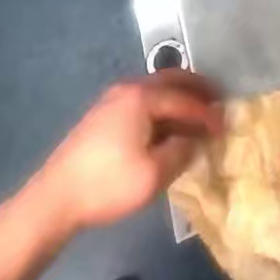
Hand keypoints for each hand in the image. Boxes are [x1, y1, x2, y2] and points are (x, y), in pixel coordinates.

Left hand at [30, 69, 223, 231]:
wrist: (53, 199)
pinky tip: (167, 123)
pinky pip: (142, 99)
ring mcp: (112, 99)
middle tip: (217, 99)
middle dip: (197, 88)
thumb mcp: (154, 174)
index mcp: (143, 97)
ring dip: (179, 96)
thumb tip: (194, 139)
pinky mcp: (102, 115)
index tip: (225, 126)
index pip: (186, 100)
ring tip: (196, 112)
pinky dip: (162, 105)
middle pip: (171, 80)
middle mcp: (128, 89)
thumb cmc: (107, 184)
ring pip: (155, 88)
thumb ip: (182, 150)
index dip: (208, 113)